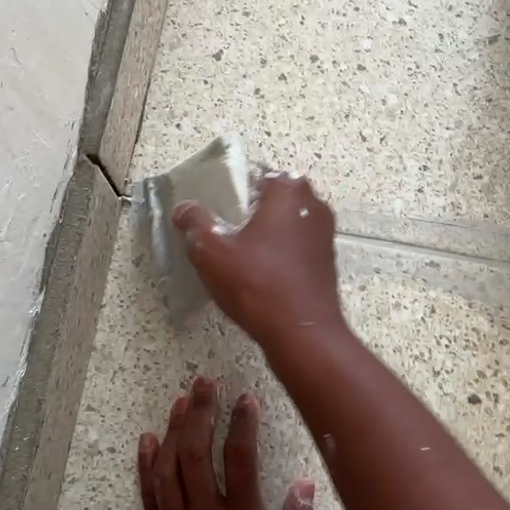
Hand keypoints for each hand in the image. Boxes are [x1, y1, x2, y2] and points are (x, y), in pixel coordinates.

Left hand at [140, 376, 321, 509]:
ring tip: (181, 399)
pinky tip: (147, 439)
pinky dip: (145, 465)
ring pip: (168, 469)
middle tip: (205, 380)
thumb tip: (303, 483)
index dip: (242, 423)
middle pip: (197, 453)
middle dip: (201, 411)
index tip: (246, 397)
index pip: (241, 460)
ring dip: (173, 429)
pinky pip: (146, 498)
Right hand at [171, 173, 344, 347]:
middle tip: (223, 235)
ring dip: (264, 235)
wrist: (303, 334)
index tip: (216, 211)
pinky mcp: (326, 260)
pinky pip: (295, 246)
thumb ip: (194, 223)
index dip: (231, 192)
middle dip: (248, 213)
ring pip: (284, 224)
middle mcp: (313, 205)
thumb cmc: (257, 285)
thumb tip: (183, 209)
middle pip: (271, 200)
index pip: (254, 175)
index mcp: (289, 190)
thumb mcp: (211, 252)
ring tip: (238, 258)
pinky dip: (278, 254)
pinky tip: (259, 276)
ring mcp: (324, 233)